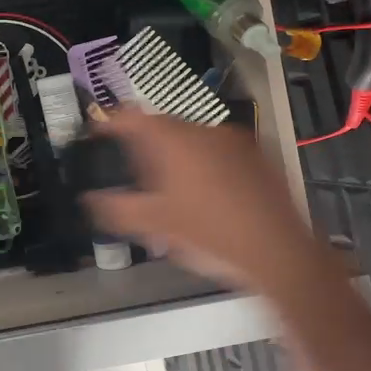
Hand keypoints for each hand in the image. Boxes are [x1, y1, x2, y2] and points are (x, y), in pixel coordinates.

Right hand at [82, 111, 336, 294]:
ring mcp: (236, 143)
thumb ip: (115, 209)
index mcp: (175, 139)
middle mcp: (205, 130)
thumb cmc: (212, 235)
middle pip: (163, 128)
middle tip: (132, 173)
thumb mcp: (155, 225)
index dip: (109, 122)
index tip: (97, 131)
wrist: (281, 254)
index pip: (131, 117)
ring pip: (192, 140)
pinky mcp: (259, 158)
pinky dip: (202, 165)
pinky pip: (218, 152)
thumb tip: (89, 200)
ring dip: (174, 156)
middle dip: (144, 146)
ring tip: (167, 189)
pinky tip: (203, 196)